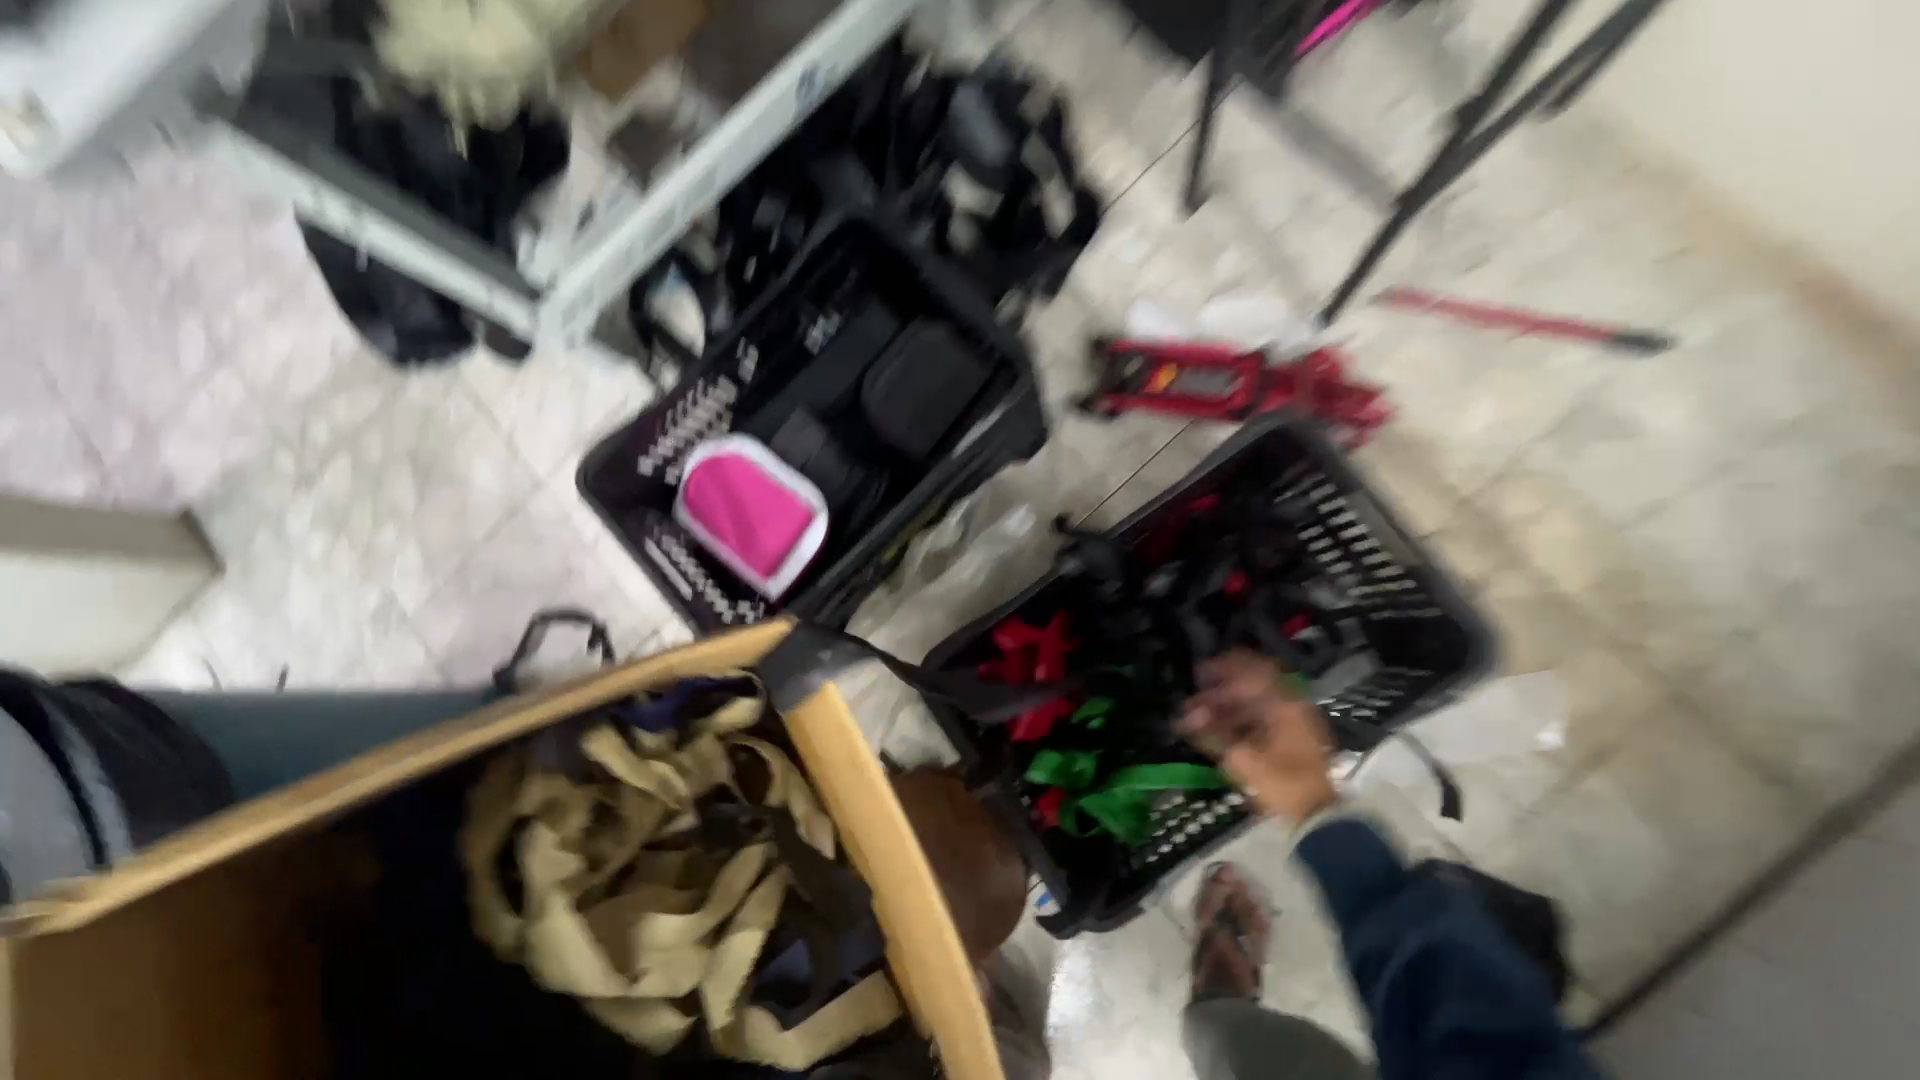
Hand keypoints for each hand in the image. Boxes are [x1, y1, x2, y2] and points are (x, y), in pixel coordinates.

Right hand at [1179, 650, 1337, 822]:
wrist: (1318, 817)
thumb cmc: (1283, 784)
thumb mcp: (1244, 759)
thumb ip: (1213, 733)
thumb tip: (1186, 717)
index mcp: (1285, 705)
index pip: (1252, 672)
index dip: (1223, 669)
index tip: (1200, 673)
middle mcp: (1294, 707)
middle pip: (1254, 687)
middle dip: (1222, 691)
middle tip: (1198, 698)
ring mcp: (1298, 722)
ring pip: (1258, 704)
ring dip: (1230, 706)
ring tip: (1204, 717)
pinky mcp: (1296, 739)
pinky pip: (1265, 718)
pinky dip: (1243, 720)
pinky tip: (1224, 730)